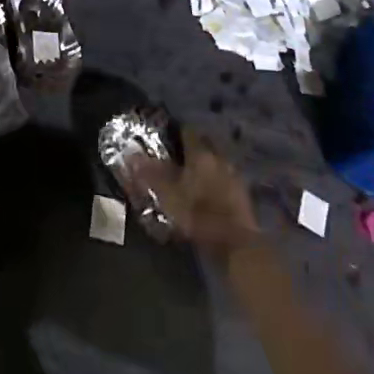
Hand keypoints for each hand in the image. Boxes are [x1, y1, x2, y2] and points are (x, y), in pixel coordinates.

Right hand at [143, 127, 260, 259]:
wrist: (235, 242)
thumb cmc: (197, 214)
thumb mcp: (168, 195)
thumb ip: (150, 174)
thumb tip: (131, 155)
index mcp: (201, 154)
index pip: (188, 131)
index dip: (176, 132)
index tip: (165, 137)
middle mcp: (219, 158)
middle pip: (205, 143)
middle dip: (192, 146)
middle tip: (177, 156)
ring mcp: (234, 174)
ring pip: (216, 160)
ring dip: (205, 164)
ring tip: (191, 175)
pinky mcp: (242, 192)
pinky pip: (225, 176)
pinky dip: (215, 179)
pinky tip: (207, 192)